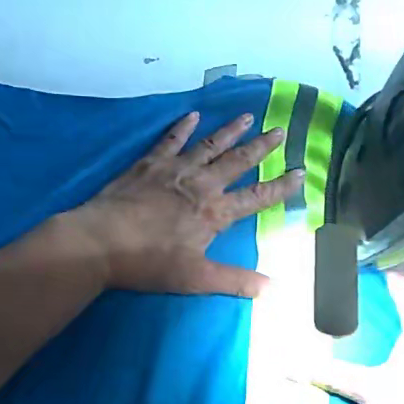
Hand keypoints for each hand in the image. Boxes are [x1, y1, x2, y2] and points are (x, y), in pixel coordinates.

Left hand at [60, 111, 300, 297]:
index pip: (256, 197)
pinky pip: (170, 140)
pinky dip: (182, 127)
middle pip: (237, 162)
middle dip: (261, 147)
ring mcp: (174, 170)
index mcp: (214, 212)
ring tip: (248, 116)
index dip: (280, 187)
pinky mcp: (148, 164)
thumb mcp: (196, 278)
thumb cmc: (149, 262)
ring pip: (209, 145)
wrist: (102, 241)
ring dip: (230, 131)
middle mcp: (200, 185)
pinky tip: (192, 115)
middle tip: (280, 130)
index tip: (301, 172)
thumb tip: (272, 288)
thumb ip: (234, 281)